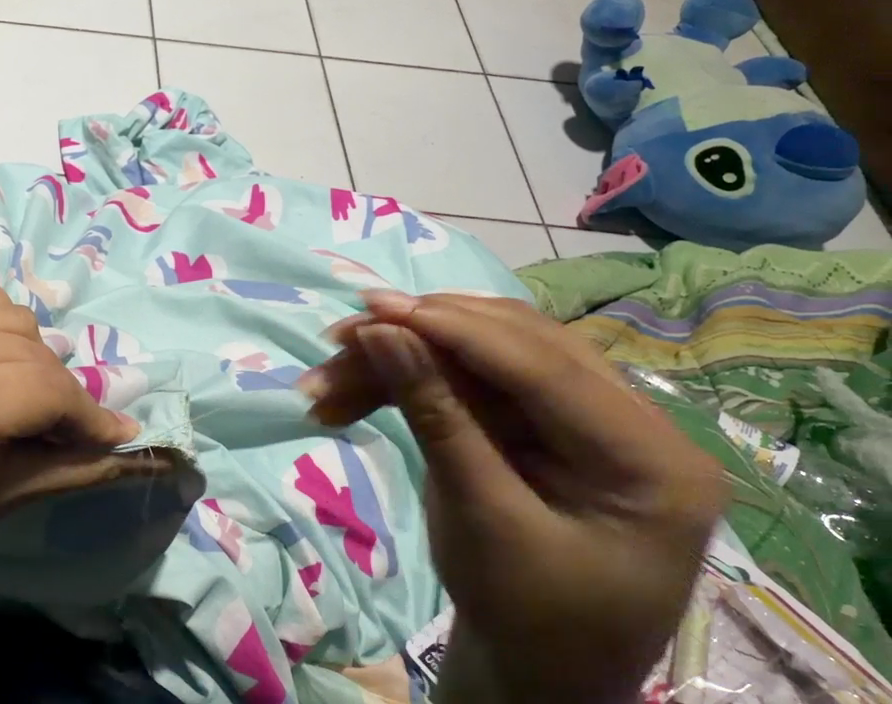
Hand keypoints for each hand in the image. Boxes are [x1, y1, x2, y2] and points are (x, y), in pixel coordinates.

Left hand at [0, 268, 167, 568]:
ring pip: (14, 318)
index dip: (88, 416)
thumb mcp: (2, 498)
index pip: (48, 390)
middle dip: (64, 393)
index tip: (111, 437)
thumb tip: (140, 443)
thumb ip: (76, 466)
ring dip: (34, 355)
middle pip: (35, 353)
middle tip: (61, 430)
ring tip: (24, 395)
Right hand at [300, 292, 724, 703]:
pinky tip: (349, 396)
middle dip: (416, 337)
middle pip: (512, 345)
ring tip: (323, 384)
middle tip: (337, 340)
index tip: (371, 308)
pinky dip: (405, 384)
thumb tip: (380, 331)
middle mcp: (631, 423)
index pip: (546, 365)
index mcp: (652, 458)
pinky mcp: (538, 425)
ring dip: (399, 362)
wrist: (541, 674)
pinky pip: (466, 383)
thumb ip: (436, 416)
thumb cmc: (530, 616)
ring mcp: (582, 421)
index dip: (454, 328)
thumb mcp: (481, 518)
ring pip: (478, 357)